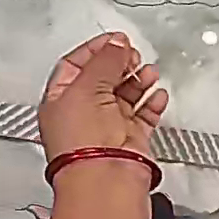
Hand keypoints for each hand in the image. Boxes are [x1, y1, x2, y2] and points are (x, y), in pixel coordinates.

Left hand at [38, 32, 168, 161]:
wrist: (105, 177)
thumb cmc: (83, 141)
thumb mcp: (88, 87)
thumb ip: (106, 61)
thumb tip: (118, 44)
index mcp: (61, 100)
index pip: (76, 65)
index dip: (96, 50)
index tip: (115, 40)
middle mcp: (83, 114)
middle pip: (103, 79)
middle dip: (120, 64)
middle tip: (133, 55)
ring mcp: (108, 126)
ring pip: (126, 96)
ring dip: (139, 81)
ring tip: (148, 72)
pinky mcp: (131, 138)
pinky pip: (144, 115)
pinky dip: (152, 103)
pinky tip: (157, 94)